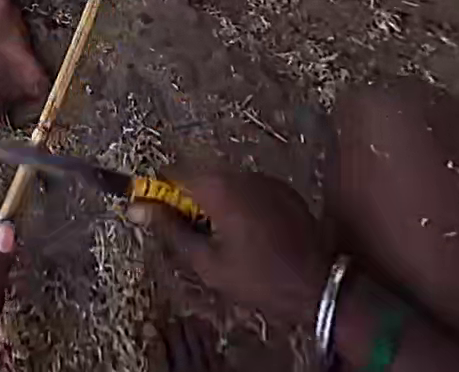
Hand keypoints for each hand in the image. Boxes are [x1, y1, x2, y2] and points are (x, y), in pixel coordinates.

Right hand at [128, 171, 332, 328]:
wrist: (322, 287)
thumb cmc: (259, 278)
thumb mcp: (208, 264)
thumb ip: (171, 231)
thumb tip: (137, 208)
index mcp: (216, 187)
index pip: (172, 172)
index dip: (160, 191)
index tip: (159, 215)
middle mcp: (237, 172)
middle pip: (198, 175)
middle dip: (189, 199)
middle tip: (195, 234)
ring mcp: (262, 177)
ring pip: (223, 181)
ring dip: (215, 200)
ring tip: (226, 237)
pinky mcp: (281, 187)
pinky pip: (248, 187)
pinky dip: (240, 202)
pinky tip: (251, 232)